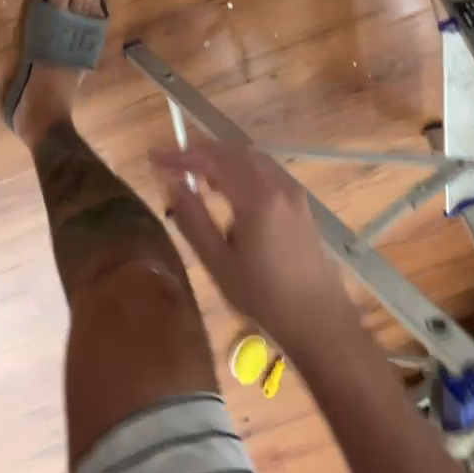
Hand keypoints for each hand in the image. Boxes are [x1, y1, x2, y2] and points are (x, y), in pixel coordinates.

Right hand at [151, 141, 349, 324]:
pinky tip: (226, 188)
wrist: (319, 319)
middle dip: (199, 152)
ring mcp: (293, 193)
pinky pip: (264, 170)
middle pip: (233, 152)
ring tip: (193, 175)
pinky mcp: (300, 203)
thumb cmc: (264, 296)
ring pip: (250, 158)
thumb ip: (193, 219)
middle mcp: (278, 186)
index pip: (212, 161)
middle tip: (170, 163)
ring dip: (220, 159)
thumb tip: (173, 185)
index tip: (154, 158)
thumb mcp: (218, 262)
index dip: (180, 156)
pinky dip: (239, 168)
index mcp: (257, 199)